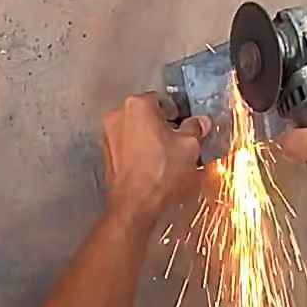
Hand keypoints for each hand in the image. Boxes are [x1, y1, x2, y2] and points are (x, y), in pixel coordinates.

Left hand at [102, 92, 208, 222]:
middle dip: (163, 126)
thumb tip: (200, 122)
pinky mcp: (105, 156)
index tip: (187, 128)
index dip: (179, 114)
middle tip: (179, 143)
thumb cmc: (162, 171)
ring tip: (166, 158)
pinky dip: (138, 152)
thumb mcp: (189, 146)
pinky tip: (151, 167)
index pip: (164, 101)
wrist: (135, 205)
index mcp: (138, 104)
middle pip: (147, 115)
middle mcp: (117, 115)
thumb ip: (195, 128)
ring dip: (150, 140)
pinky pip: (127, 147)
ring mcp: (107, 136)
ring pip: (136, 131)